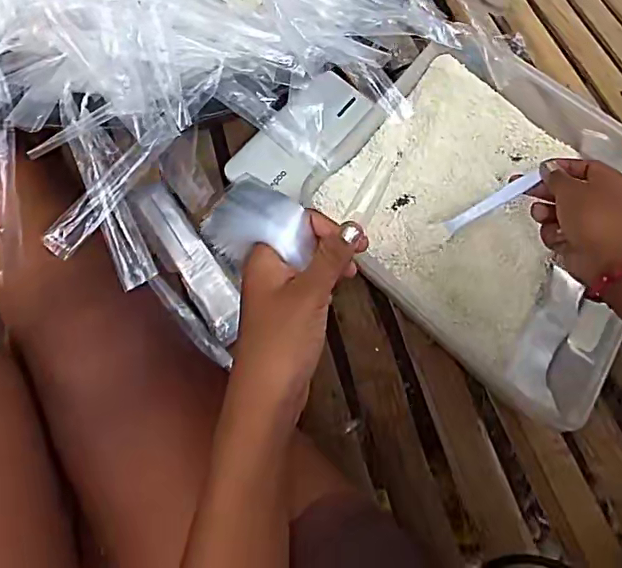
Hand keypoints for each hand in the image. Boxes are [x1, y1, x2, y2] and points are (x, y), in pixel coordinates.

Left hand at [232, 212, 366, 425]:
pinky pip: (308, 282)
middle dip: (330, 241)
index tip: (350, 236)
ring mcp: (275, 291)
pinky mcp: (286, 311)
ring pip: (306, 261)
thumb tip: (351, 227)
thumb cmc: (281, 345)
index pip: (294, 220)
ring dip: (330, 260)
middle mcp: (266, 270)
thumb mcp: (311, 293)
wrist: (267, 401)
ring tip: (350, 271)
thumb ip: (331, 257)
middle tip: (357, 250)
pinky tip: (337, 287)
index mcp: (264, 257)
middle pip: (301, 238)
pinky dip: (325, 279)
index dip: (324, 224)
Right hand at [530, 158, 621, 285]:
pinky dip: (555, 235)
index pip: (582, 167)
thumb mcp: (570, 189)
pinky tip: (558, 236)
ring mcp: (593, 225)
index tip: (542, 170)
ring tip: (541, 214)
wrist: (608, 263)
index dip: (560, 167)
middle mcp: (603, 202)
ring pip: (561, 214)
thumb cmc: (597, 221)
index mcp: (609, 182)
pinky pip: (561, 235)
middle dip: (547, 192)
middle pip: (569, 191)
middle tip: (529, 189)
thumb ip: (555, 176)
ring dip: (546, 214)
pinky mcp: (583, 245)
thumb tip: (549, 170)